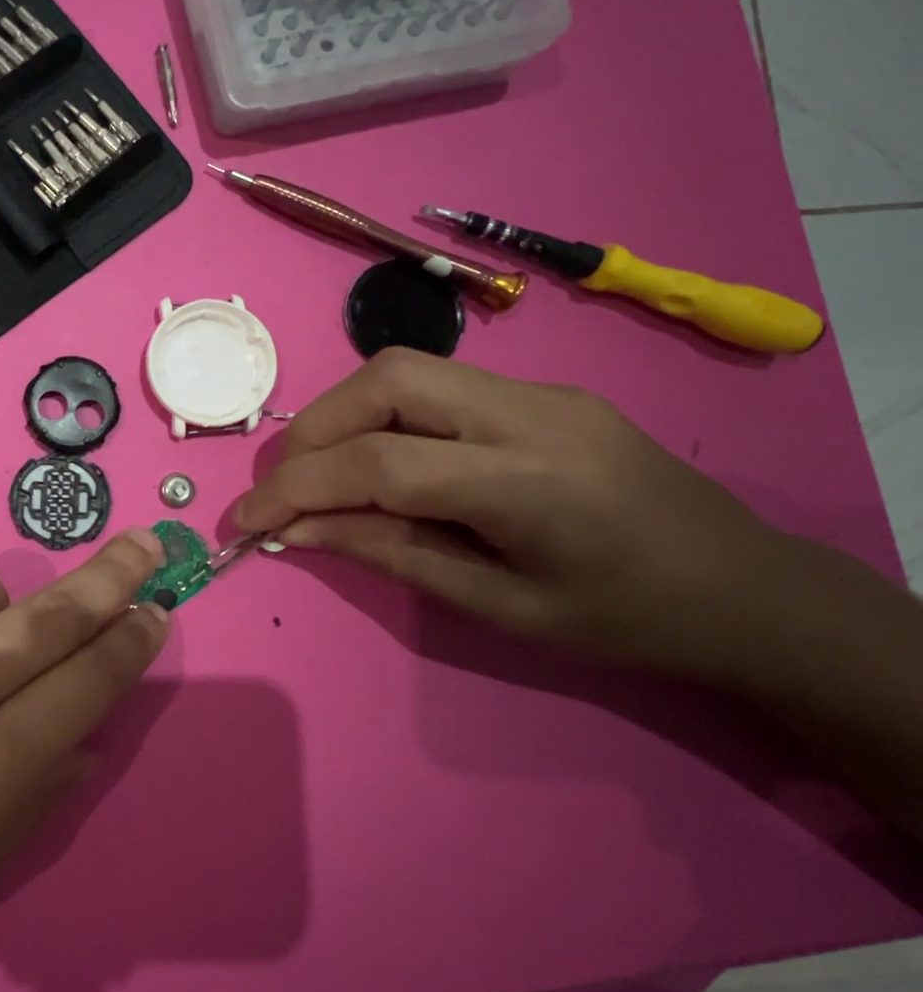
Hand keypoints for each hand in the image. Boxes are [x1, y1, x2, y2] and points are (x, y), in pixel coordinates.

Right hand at [233, 348, 801, 678]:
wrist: (750, 590)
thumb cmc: (625, 621)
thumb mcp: (497, 607)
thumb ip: (390, 555)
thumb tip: (296, 530)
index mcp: (529, 483)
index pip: (378, 464)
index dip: (295, 488)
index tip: (241, 520)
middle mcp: (533, 413)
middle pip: (387, 380)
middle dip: (313, 430)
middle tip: (283, 486)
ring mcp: (542, 392)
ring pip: (405, 370)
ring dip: (341, 415)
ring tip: (319, 474)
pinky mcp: (542, 392)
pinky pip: (436, 386)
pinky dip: (381, 416)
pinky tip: (377, 461)